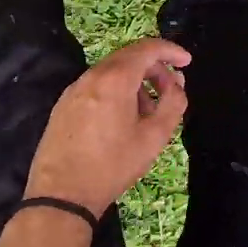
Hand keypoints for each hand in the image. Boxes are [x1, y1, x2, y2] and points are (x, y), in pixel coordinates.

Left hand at [26, 38, 190, 214]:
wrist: (60, 197)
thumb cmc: (112, 166)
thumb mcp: (154, 137)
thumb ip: (173, 104)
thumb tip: (177, 84)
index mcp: (115, 79)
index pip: (148, 48)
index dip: (171, 50)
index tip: (187, 62)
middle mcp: (92, 76)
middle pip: (129, 57)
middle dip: (155, 68)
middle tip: (171, 89)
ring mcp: (74, 90)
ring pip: (112, 71)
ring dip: (136, 81)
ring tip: (148, 110)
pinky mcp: (63, 106)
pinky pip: (96, 86)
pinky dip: (116, 90)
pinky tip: (122, 119)